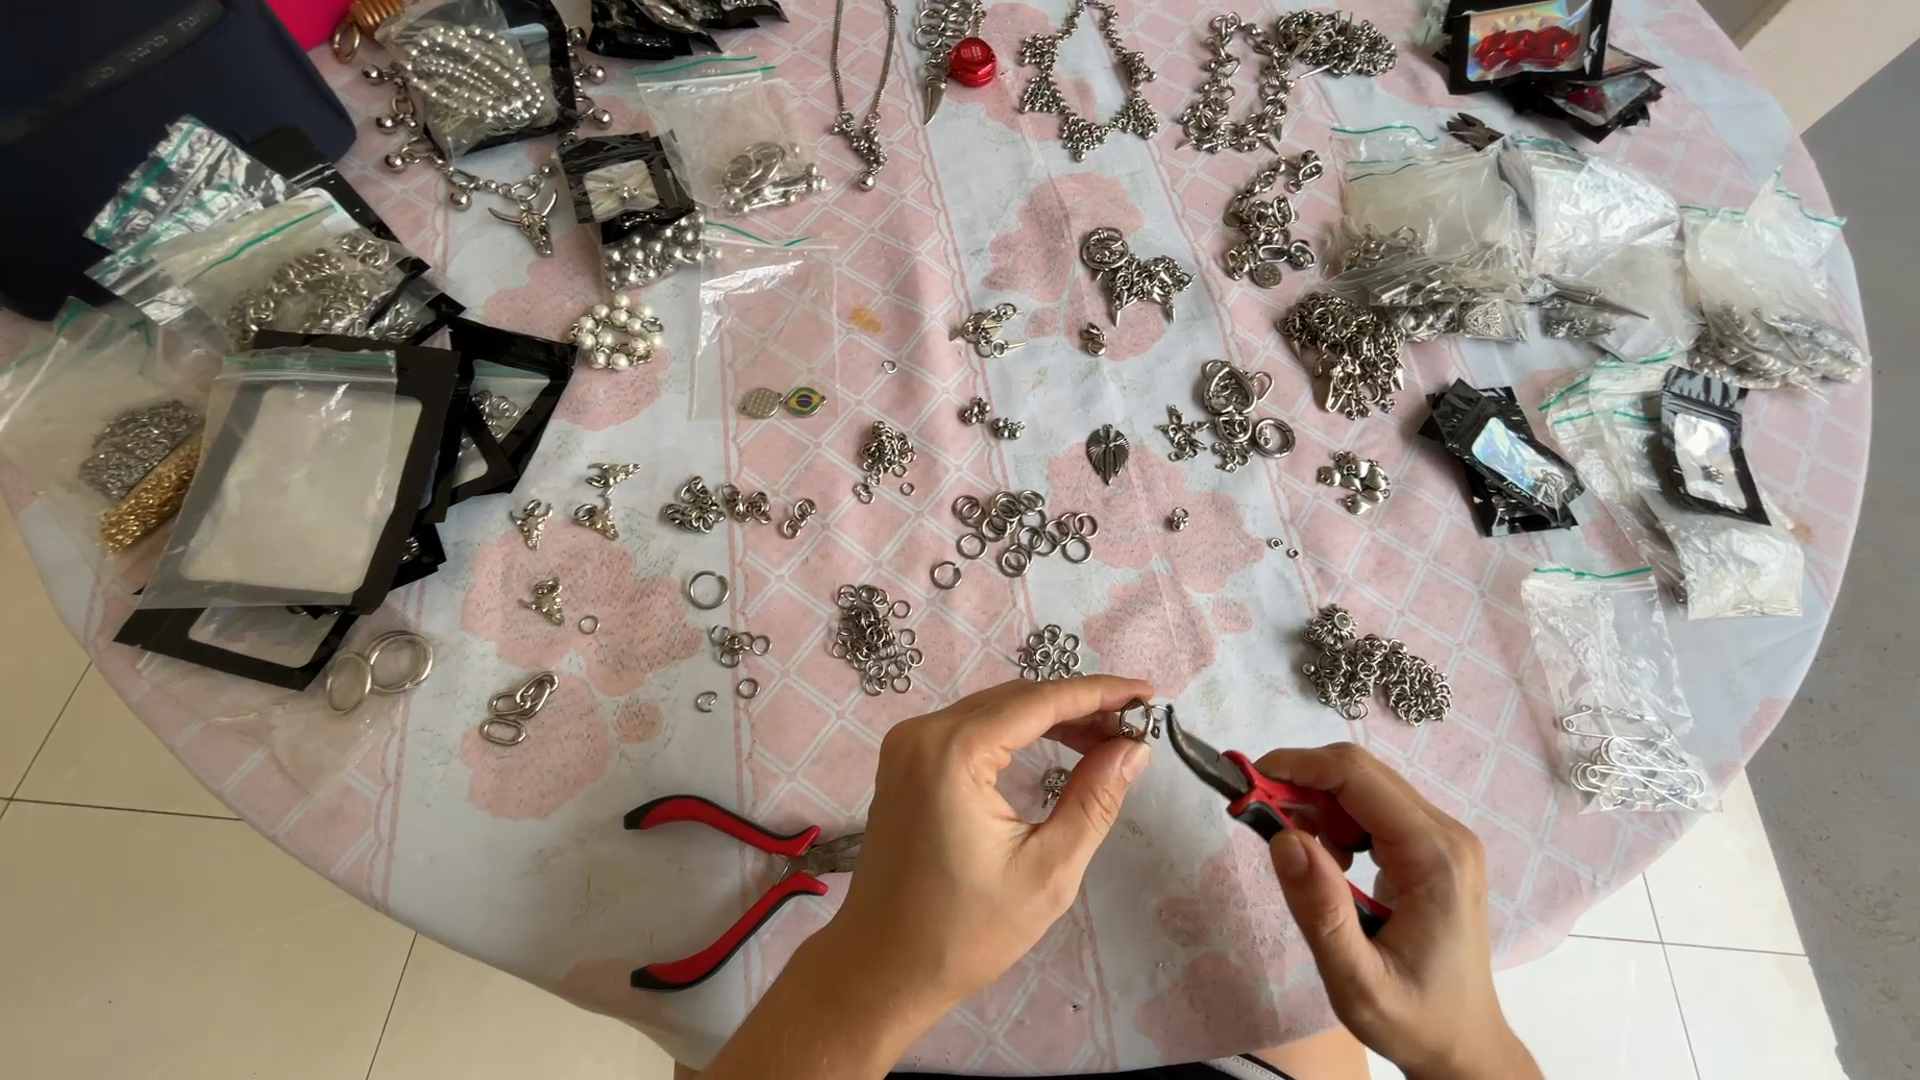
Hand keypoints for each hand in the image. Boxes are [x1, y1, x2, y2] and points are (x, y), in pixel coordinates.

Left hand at [822, 675, 1154, 1014]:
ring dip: (1050, 718)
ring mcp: (908, 743)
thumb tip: (1134, 748)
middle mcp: (924, 732)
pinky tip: (1057, 746)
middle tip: (1133, 726)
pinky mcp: (907, 759)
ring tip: (1106, 739)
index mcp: (952, 752)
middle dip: (1078, 706)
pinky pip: (972, 728)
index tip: (1147, 694)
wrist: (880, 968)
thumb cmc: (964, 932)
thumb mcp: (1047, 871)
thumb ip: (1094, 800)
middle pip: (1016, 699)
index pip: (1038, 701)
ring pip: (995, 710)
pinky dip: (1017, 732)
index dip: (1098, 693)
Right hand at [1256, 744, 1539, 1079]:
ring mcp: (1441, 836)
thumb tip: (1285, 838)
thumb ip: (1321, 912)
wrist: (1465, 1047)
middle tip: (1262, 821)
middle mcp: (1445, 832)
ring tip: (1303, 859)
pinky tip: (1330, 861)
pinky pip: (1369, 804)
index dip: (1296, 767)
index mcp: (1434, 856)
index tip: (1246, 785)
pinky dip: (1332, 818)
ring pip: (1360, 782)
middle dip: (1300, 784)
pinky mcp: (1429, 844)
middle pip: (1357, 771)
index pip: (1356, 776)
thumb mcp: (1358, 983)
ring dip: (1315, 804)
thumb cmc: (1414, 1020)